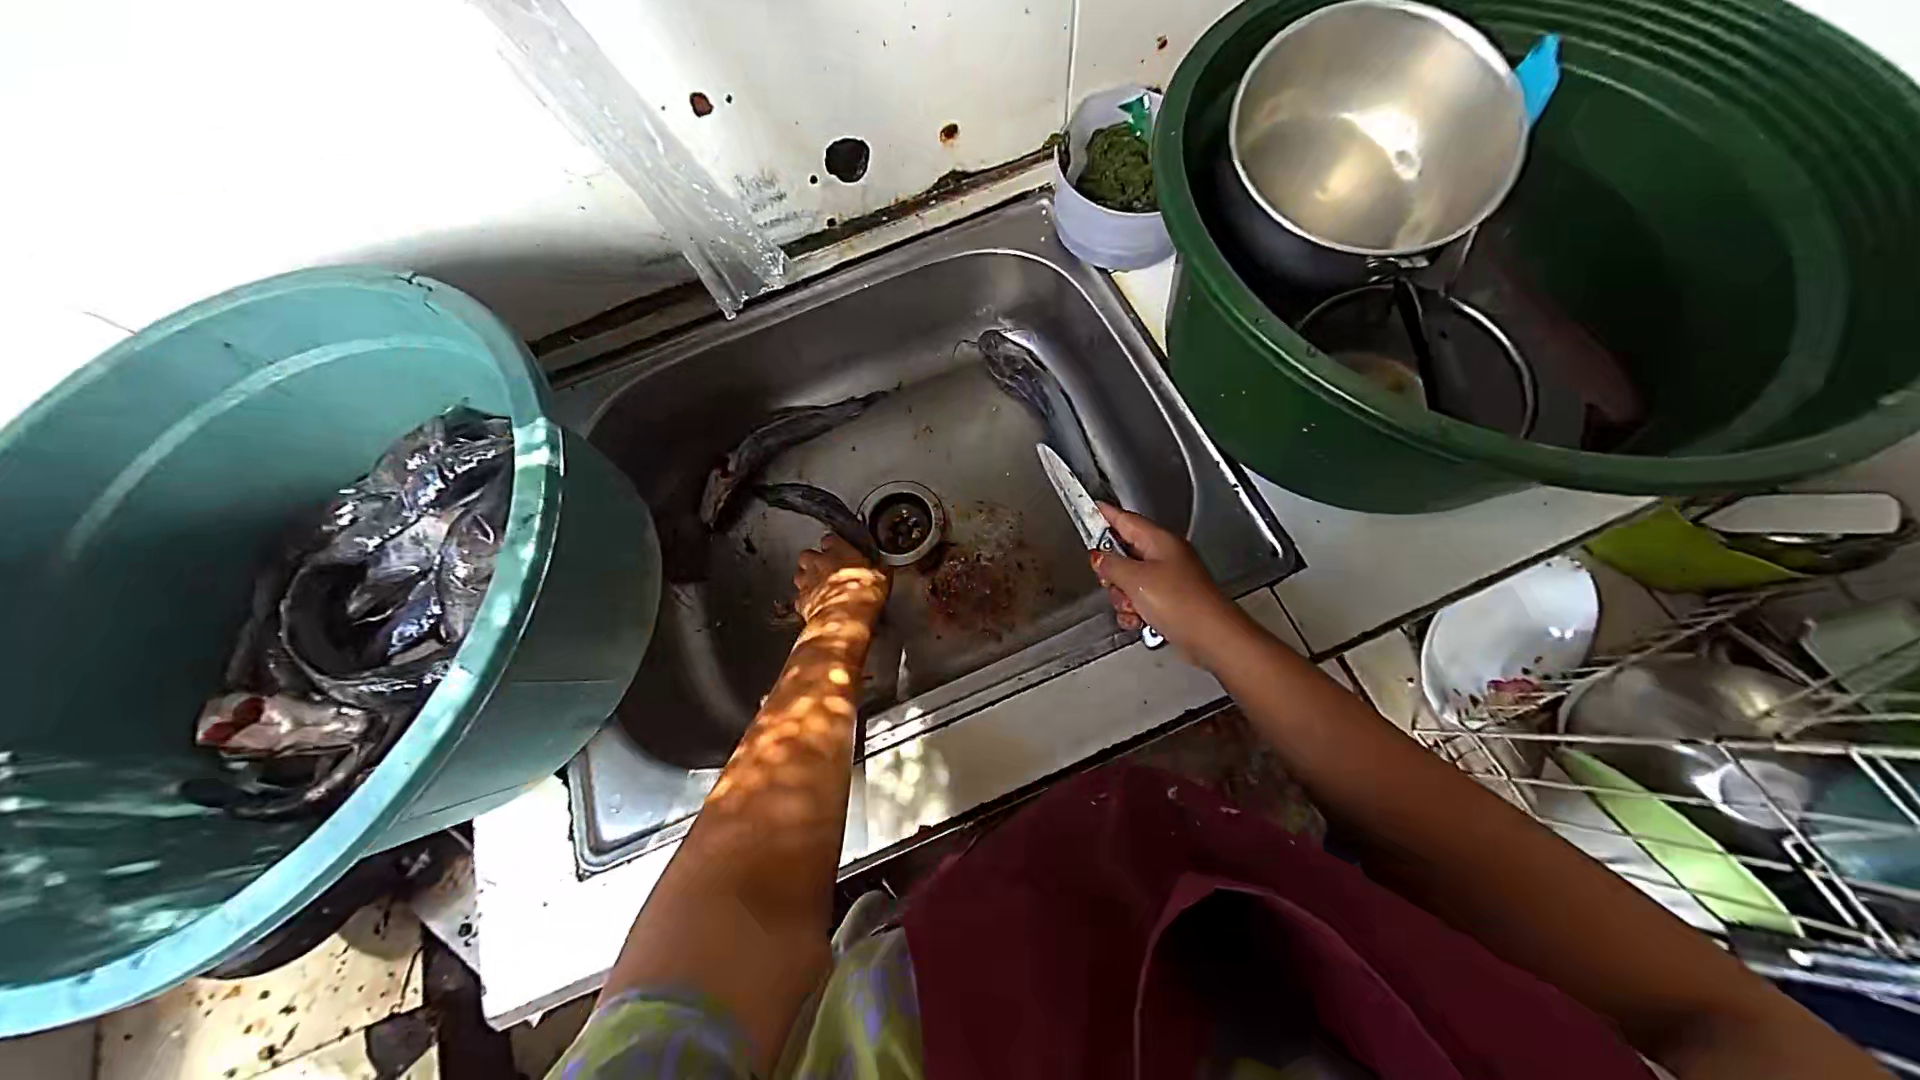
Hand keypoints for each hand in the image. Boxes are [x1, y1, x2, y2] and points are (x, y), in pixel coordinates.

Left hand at [794, 533, 889, 625]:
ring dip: (808, 579)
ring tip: (821, 587)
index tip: (841, 550)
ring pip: (800, 574)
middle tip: (828, 568)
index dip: (835, 546)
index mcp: (838, 550)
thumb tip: (884, 570)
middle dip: (815, 561)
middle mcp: (818, 563)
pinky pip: (800, 597)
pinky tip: (817, 606)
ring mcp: (807, 582)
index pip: (831, 539)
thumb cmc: (862, 594)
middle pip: (809, 555)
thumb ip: (877, 569)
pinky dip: (807, 600)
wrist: (844, 618)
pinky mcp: (801, 601)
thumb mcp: (881, 577)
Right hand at [1089, 504, 1245, 654]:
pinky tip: (1140, 620)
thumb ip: (1110, 565)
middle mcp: (1165, 556)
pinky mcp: (1170, 601)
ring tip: (1133, 607)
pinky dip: (1135, 611)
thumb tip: (1099, 558)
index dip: (1105, 514)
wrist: (1211, 637)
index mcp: (1159, 541)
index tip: (1091, 509)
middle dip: (1113, 572)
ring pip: (1129, 581)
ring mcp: (1168, 579)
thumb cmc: (1184, 603)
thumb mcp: (1135, 579)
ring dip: (1123, 597)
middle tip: (1113, 582)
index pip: (1125, 519)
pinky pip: (1140, 601)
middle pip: (1124, 554)